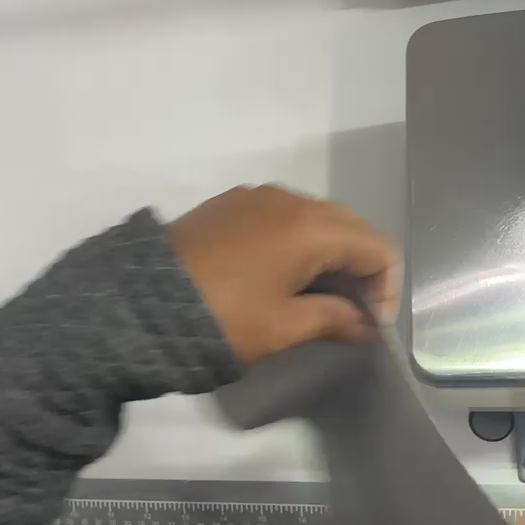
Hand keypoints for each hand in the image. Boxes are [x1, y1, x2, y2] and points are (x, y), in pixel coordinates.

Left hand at [165, 185, 399, 364]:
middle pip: (350, 228)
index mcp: (312, 227)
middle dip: (359, 271)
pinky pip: (282, 217)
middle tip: (347, 315)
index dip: (385, 290)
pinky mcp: (230, 203)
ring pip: (316, 220)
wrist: (140, 301)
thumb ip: (335, 319)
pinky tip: (280, 277)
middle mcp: (291, 199)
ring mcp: (258, 196)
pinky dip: (296, 244)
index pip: (378, 248)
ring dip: (328, 257)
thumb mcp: (283, 327)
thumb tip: (366, 325)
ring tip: (313, 299)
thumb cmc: (223, 317)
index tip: (367, 326)